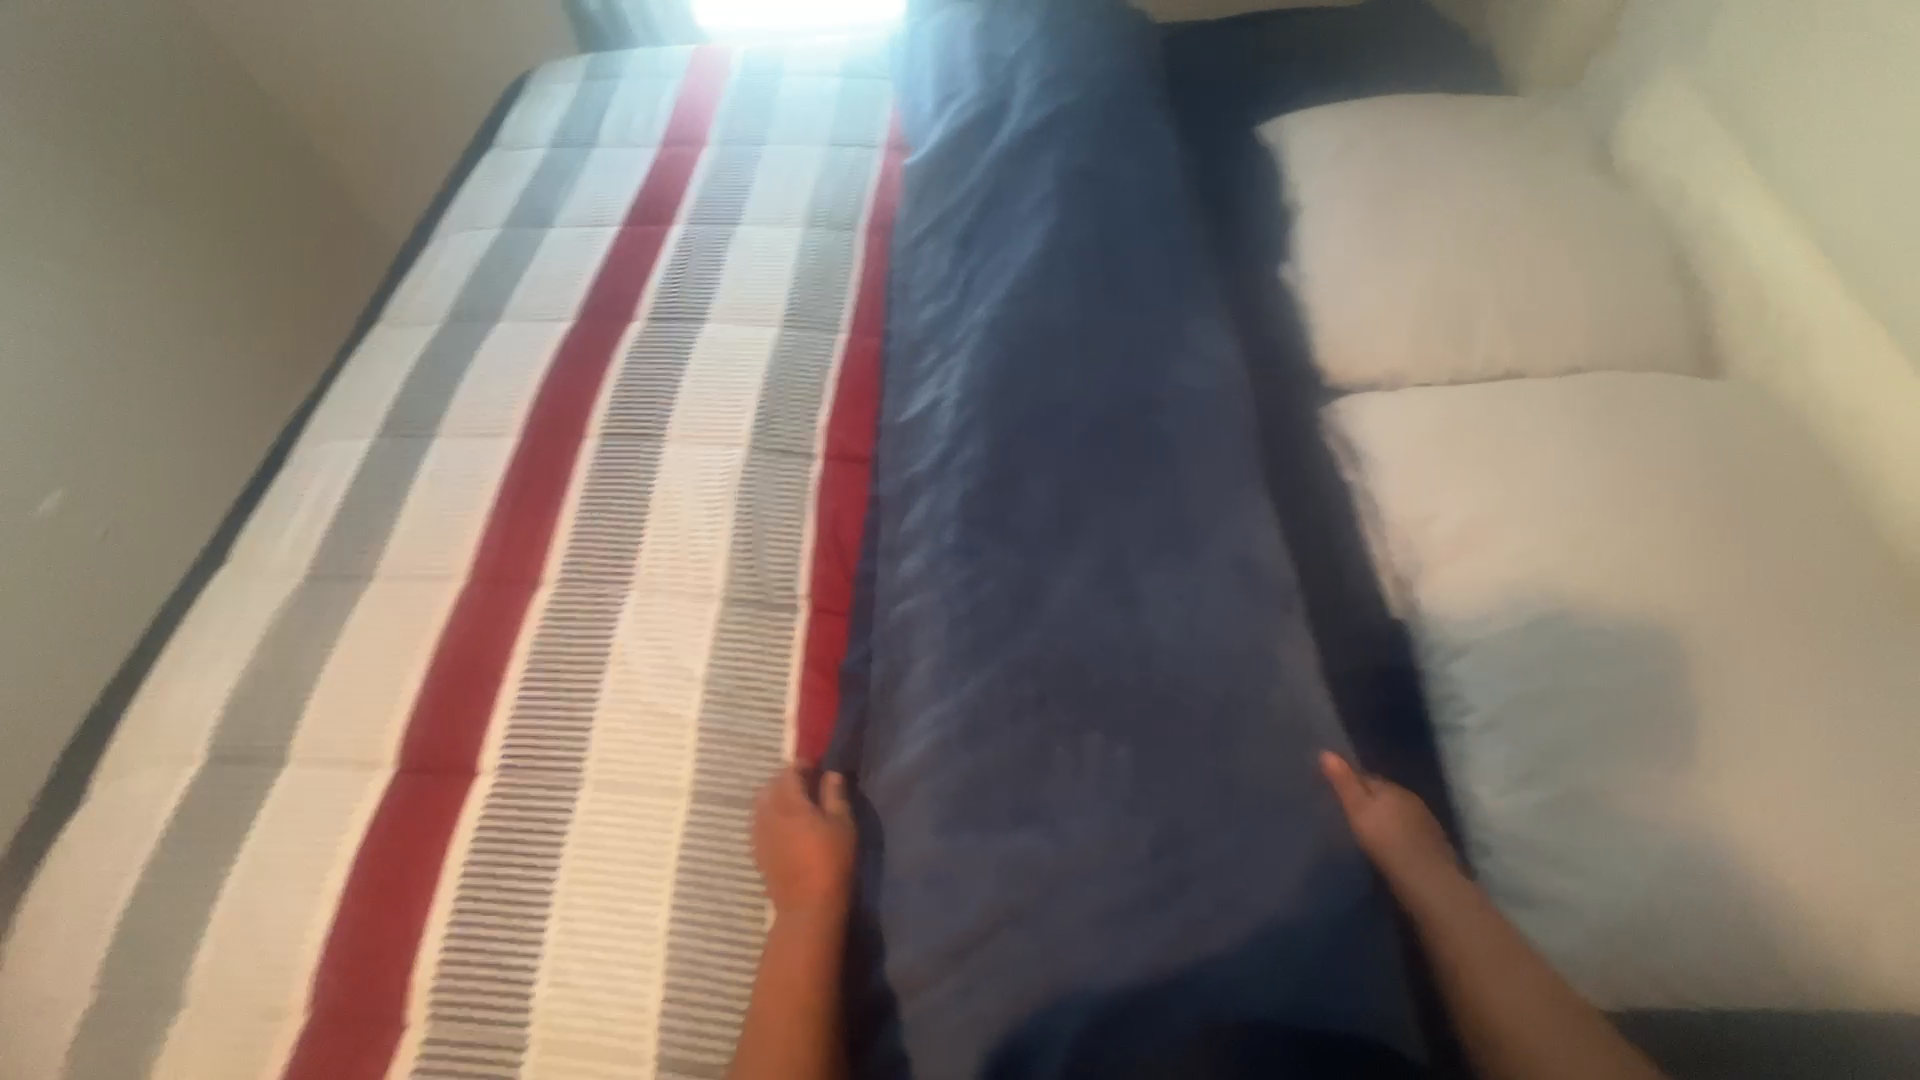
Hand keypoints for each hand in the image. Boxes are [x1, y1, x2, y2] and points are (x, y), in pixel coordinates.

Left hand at [752, 765, 856, 920]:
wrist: (807, 905)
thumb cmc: (831, 860)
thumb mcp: (842, 824)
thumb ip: (835, 795)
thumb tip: (831, 773)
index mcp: (789, 803)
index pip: (788, 773)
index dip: (801, 766)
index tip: (816, 767)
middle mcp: (768, 814)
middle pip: (770, 786)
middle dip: (786, 780)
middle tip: (806, 783)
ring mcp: (759, 834)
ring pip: (761, 804)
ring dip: (775, 796)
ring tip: (795, 803)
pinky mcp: (757, 851)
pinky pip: (758, 822)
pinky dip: (769, 814)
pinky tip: (785, 825)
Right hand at [1320, 751, 1460, 897]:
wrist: (1428, 881)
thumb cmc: (1386, 841)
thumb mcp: (1357, 810)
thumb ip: (1343, 782)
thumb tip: (1326, 751)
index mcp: (1391, 788)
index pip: (1365, 777)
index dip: (1349, 783)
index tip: (1334, 793)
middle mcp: (1411, 799)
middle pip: (1383, 794)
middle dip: (1368, 800)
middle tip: (1348, 814)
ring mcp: (1426, 821)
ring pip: (1398, 813)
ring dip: (1385, 818)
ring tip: (1367, 832)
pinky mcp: (1434, 844)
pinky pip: (1409, 831)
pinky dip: (1398, 834)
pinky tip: (1390, 847)